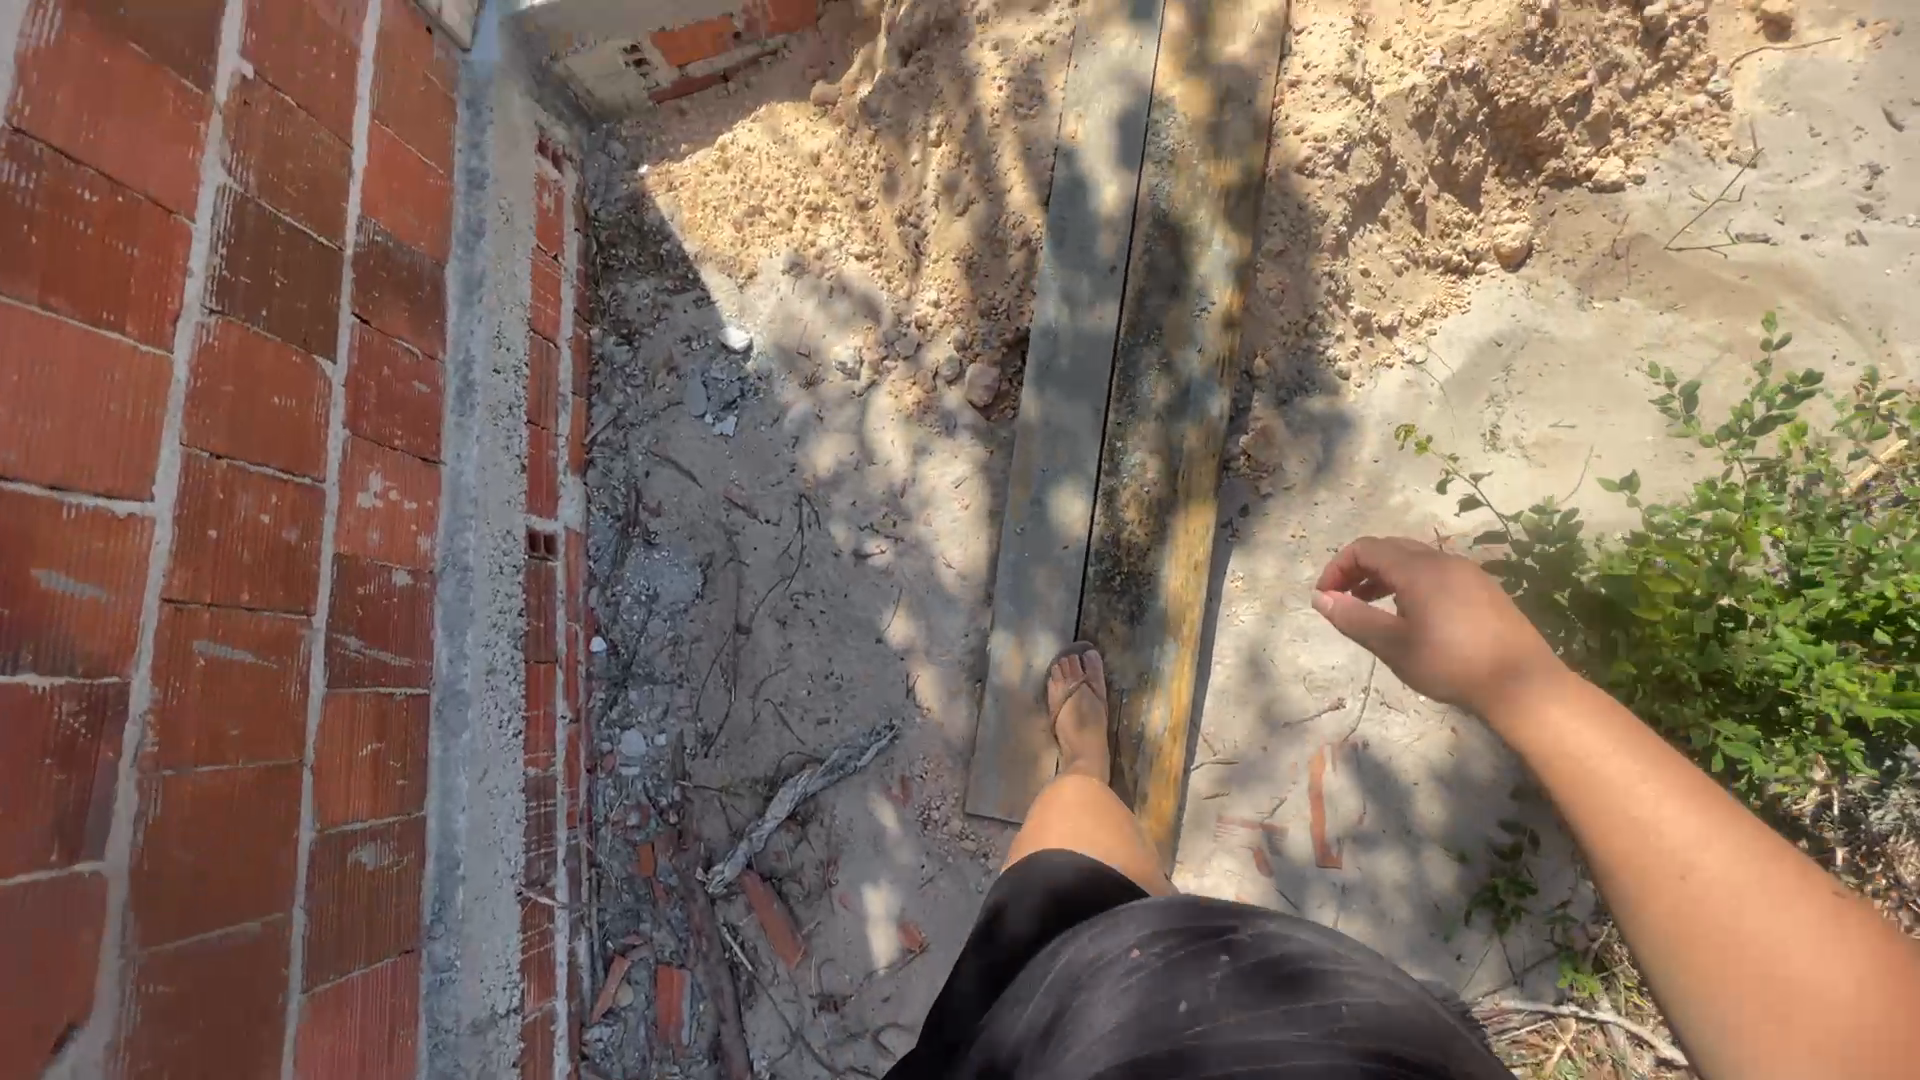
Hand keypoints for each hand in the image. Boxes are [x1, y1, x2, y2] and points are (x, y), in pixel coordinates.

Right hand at [1311, 536, 1566, 717]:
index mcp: (1419, 569)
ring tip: (1371, 607)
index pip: (1365, 549)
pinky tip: (1411, 616)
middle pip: (1389, 548)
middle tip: (1343, 599)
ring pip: (1414, 560)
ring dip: (1383, 576)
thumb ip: (1352, 618)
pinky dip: (1410, 583)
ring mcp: (1468, 574)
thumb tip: (1320, 598)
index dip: (1337, 568)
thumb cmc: (1451, 664)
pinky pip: (1436, 573)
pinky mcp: (1484, 590)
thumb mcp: (1392, 645)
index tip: (1325, 597)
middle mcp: (1444, 561)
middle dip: (1358, 569)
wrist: (1524, 685)